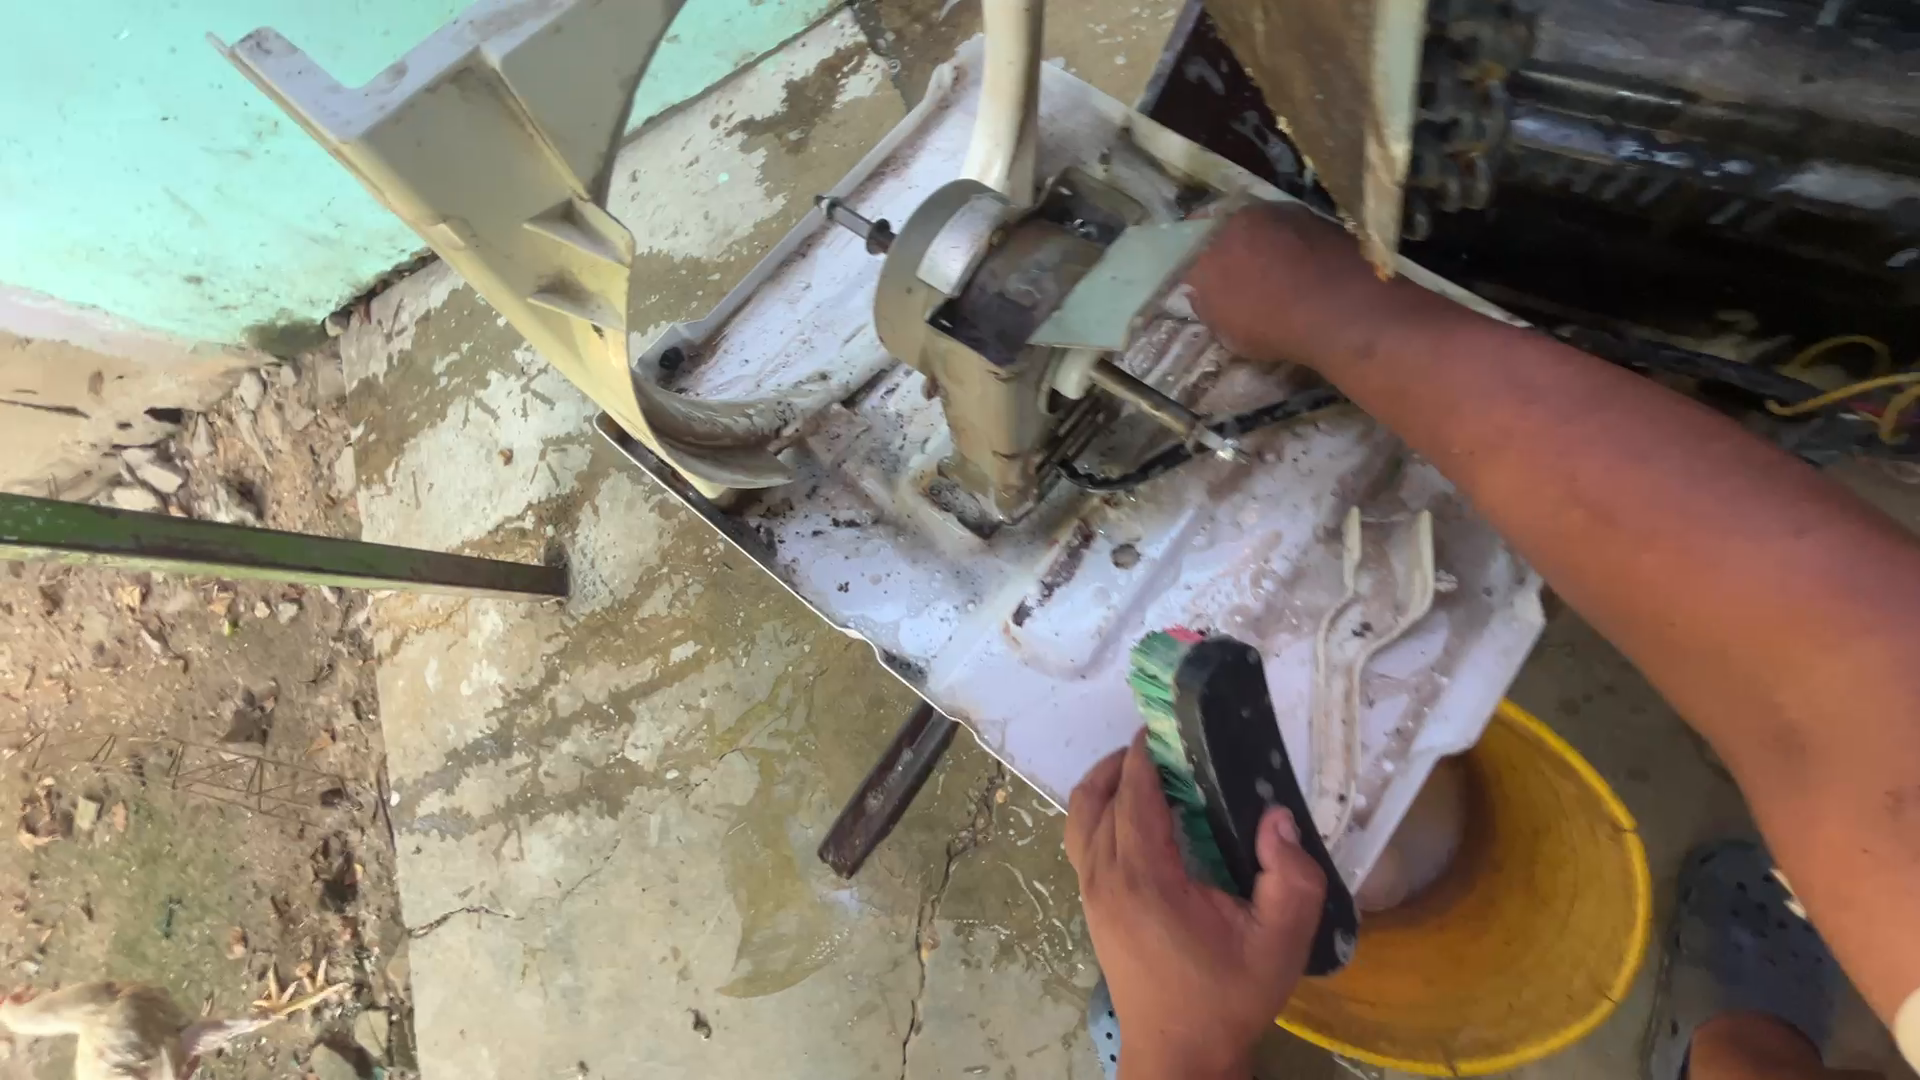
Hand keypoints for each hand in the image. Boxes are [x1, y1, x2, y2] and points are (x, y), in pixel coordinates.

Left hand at [1066, 728, 1327, 1079]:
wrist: (1179, 1053)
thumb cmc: (1227, 997)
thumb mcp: (1279, 944)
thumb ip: (1290, 879)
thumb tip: (1277, 816)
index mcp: (1145, 878)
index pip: (1133, 796)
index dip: (1143, 757)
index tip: (1160, 729)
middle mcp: (1105, 876)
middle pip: (1100, 797)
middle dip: (1126, 763)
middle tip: (1161, 747)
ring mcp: (1089, 888)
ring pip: (1080, 814)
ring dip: (1104, 783)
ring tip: (1140, 770)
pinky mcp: (1088, 900)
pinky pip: (1080, 837)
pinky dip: (1096, 810)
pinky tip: (1129, 813)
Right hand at [1185, 202, 1383, 367]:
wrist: (1340, 308)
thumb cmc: (1271, 326)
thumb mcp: (1226, 331)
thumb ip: (1208, 306)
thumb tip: (1202, 292)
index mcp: (1209, 252)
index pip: (1194, 258)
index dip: (1204, 274)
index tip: (1213, 288)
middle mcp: (1240, 222)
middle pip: (1230, 234)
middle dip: (1234, 252)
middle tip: (1246, 278)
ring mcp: (1281, 213)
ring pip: (1265, 229)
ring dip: (1267, 246)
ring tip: (1280, 275)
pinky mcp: (1317, 215)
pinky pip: (1296, 232)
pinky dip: (1296, 247)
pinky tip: (1305, 271)